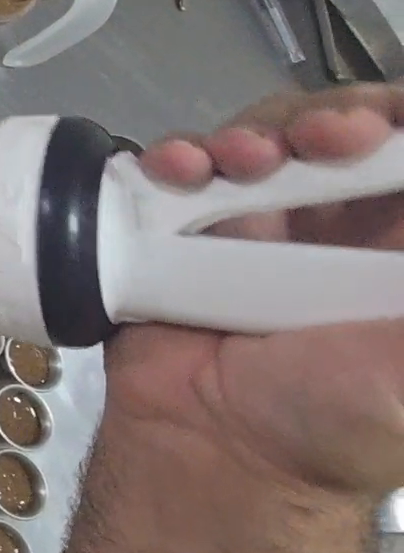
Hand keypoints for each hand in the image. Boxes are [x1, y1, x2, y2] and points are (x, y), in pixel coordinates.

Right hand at [129, 84, 403, 495]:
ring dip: (247, 133)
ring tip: (230, 159)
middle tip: (323, 138)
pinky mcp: (177, 226)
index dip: (402, 122)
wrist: (207, 435)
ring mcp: (256, 222)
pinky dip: (173, 157)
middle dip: (330, 118)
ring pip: (259, 139)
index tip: (380, 131)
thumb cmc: (341, 413)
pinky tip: (171, 168)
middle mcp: (343, 224)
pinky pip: (178, 170)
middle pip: (344, 130)